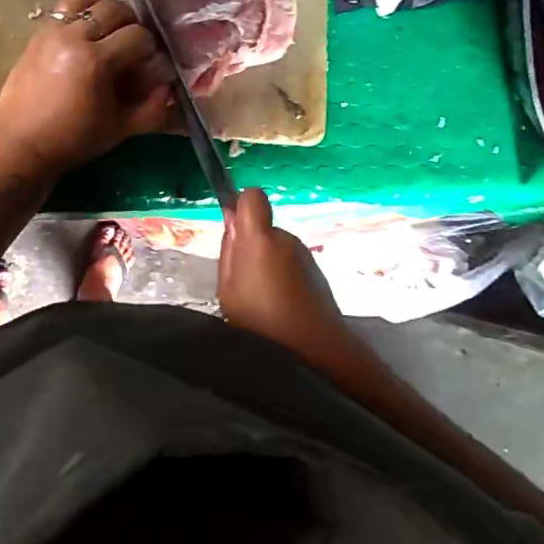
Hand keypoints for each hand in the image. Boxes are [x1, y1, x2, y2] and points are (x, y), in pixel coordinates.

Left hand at [0, 0, 172, 173]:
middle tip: (132, 46)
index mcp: (96, 60)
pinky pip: (63, 9)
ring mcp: (52, 31)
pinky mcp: (38, 34)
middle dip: (131, 24)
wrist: (21, 142)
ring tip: (107, 32)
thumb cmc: (73, 139)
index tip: (149, 65)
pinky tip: (86, 36)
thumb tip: (168, 87)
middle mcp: (74, 36)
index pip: (138, 36)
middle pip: (115, 8)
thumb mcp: (120, 129)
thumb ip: (152, 108)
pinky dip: (81, 14)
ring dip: (103, 11)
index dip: (150, 49)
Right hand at [218, 188, 349, 356]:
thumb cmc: (261, 320)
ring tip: (261, 299)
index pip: (253, 196)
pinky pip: (289, 263)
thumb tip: (233, 221)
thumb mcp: (227, 288)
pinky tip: (279, 305)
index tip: (234, 232)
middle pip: (263, 226)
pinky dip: (282, 276)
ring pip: (276, 247)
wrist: (314, 348)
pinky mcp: (316, 270)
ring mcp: (304, 254)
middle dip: (251, 244)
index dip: (241, 207)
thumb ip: (229, 250)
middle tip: (243, 281)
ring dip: (267, 263)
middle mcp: (286, 238)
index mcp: (261, 238)